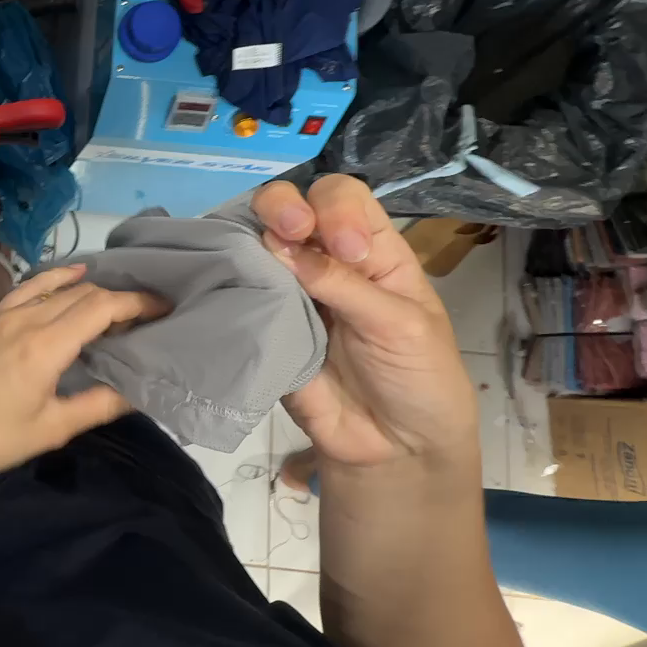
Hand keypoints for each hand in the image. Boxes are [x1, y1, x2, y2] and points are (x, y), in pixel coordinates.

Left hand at [0, 265, 169, 493]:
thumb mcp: (51, 429)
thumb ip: (98, 405)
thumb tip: (139, 391)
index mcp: (44, 345)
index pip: (100, 307)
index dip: (137, 303)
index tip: (164, 308)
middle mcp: (24, 319)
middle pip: (82, 294)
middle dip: (119, 298)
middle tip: (147, 316)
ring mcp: (2, 315)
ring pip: (55, 288)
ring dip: (90, 289)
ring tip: (117, 302)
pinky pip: (27, 289)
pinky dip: (54, 280)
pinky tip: (70, 278)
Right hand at [252, 176, 477, 468]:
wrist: (390, 448)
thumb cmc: (418, 378)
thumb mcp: (400, 325)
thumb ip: (343, 284)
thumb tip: (276, 243)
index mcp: (372, 251)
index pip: (345, 198)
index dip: (336, 209)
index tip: (345, 248)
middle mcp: (323, 260)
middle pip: (290, 205)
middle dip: (283, 206)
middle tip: (287, 232)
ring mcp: (285, 289)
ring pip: (254, 241)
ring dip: (251, 236)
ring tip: (256, 259)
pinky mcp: (256, 321)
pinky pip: (235, 290)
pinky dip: (228, 279)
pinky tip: (231, 284)